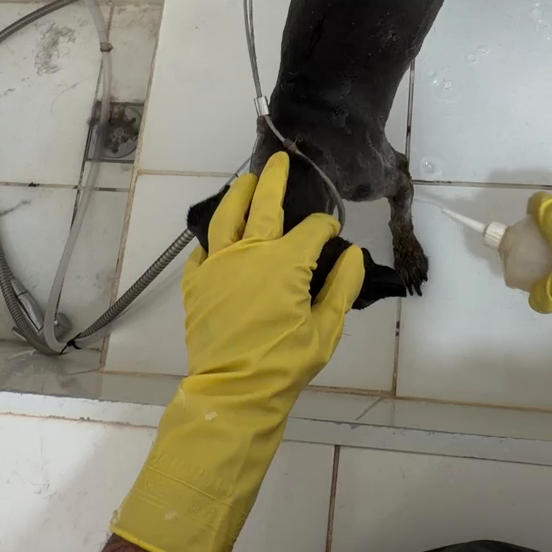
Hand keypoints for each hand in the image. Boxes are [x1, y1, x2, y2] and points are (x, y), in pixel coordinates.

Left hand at [112, 153, 363, 551]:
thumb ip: (343, 287)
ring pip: (226, 217)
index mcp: (285, 262)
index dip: (327, 227)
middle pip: (263, 204)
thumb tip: (354, 253)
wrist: (234, 391)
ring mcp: (218, 265)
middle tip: (280, 159)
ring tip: (246, 180)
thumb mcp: (326, 329)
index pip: (313, 229)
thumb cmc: (286, 362)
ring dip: (238, 194)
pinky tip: (219, 236)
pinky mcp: (197, 283)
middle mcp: (250, 252)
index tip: (333, 233)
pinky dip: (212, 239)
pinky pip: (203, 251)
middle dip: (275, 179)